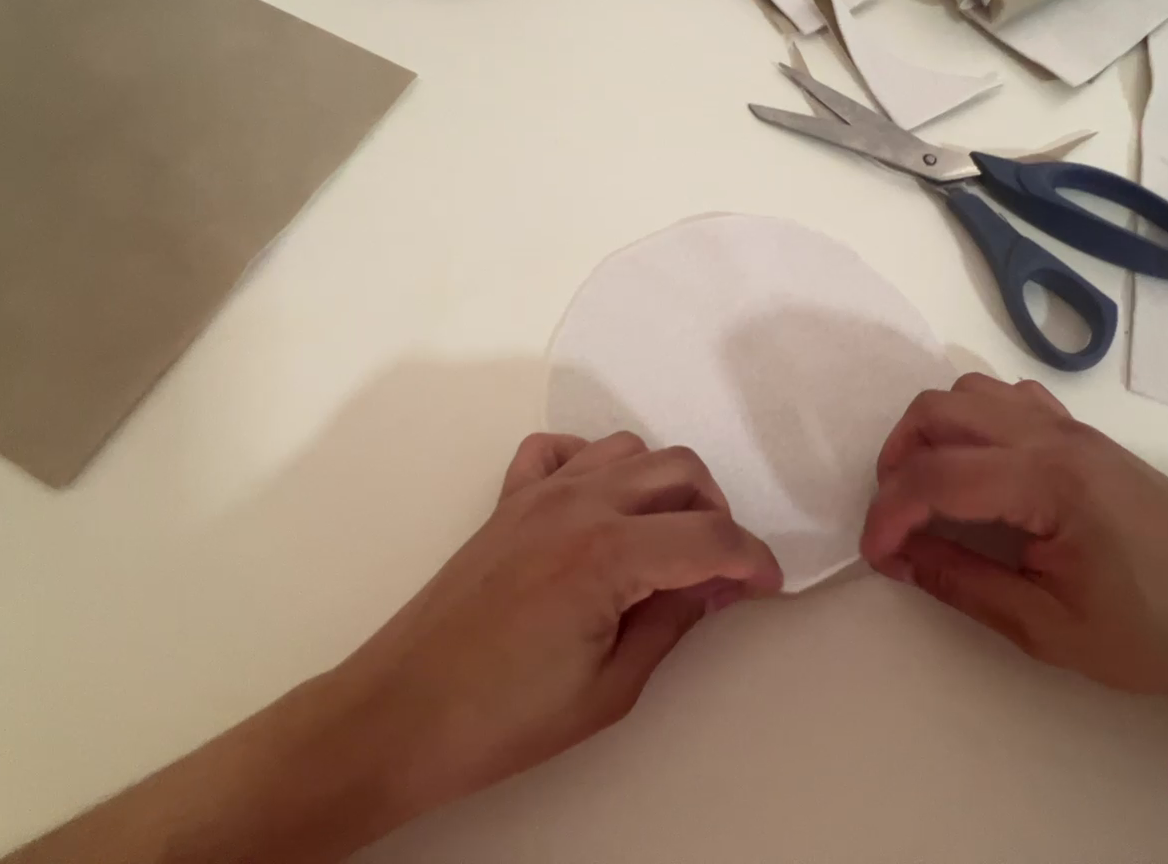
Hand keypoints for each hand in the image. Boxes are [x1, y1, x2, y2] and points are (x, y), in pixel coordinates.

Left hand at [337, 431, 783, 828]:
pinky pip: (561, 450)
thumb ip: (674, 620)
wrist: (400, 714)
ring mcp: (539, 493)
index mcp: (608, 554)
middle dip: (717, 513)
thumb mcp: (612, 687)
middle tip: (719, 568)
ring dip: (663, 484)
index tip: (767, 584)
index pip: (710, 535)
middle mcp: (578, 503)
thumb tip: (719, 584)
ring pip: (629, 449)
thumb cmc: (505, 718)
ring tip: (665, 537)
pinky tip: (598, 505)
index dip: (752, 558)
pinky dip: (592, 464)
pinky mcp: (508, 499)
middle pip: (680, 470)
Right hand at [861, 374, 1167, 699]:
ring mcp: (1072, 427)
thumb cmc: (1162, 635)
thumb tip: (899, 557)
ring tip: (929, 490)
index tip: (876, 558)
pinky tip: (979, 468)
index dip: (888, 515)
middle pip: (939, 410)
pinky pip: (1009, 398)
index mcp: (1048, 481)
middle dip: (897, 459)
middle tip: (897, 519)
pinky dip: (972, 420)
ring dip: (931, 433)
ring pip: (970, 391)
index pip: (936, 477)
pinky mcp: (1085, 434)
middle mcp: (1054, 436)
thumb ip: (963, 583)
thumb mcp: (1050, 629)